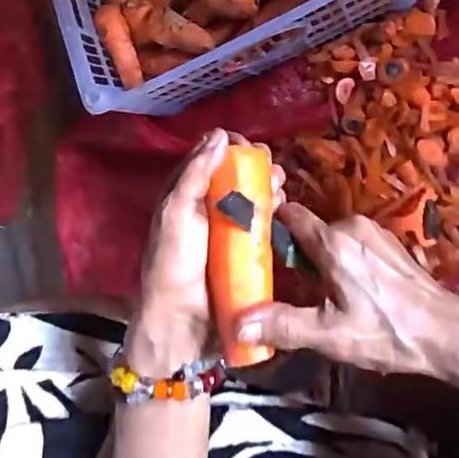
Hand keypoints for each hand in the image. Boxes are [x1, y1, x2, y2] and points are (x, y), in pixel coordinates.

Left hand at [127, 130, 284, 375]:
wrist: (182, 323)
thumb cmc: (174, 261)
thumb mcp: (177, 212)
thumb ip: (195, 174)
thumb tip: (219, 134)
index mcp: (184, 196)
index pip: (209, 161)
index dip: (229, 149)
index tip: (248, 145)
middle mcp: (206, 210)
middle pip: (236, 177)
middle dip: (255, 167)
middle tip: (271, 166)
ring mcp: (228, 233)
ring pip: (253, 199)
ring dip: (268, 186)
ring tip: (280, 184)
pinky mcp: (247, 254)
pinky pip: (264, 226)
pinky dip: (275, 213)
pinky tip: (284, 207)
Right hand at [233, 201, 458, 381]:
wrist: (447, 332)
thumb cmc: (386, 332)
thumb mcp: (331, 336)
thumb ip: (284, 325)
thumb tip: (238, 324)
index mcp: (332, 242)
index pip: (289, 215)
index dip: (270, 224)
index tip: (254, 241)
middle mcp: (350, 226)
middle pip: (310, 230)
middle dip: (298, 253)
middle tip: (290, 283)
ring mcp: (373, 231)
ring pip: (332, 237)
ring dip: (322, 257)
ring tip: (321, 291)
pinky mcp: (389, 241)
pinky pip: (353, 242)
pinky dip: (344, 258)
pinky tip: (353, 288)